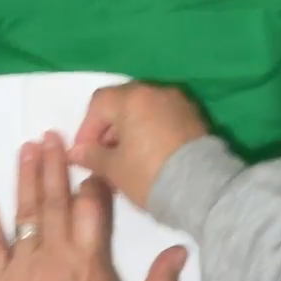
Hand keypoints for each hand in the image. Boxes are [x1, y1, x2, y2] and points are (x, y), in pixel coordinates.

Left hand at [0, 133, 188, 280]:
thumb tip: (182, 249)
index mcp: (90, 259)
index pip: (92, 207)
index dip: (93, 181)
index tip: (92, 161)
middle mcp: (56, 251)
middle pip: (56, 199)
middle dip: (54, 165)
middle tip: (50, 134)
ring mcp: (24, 264)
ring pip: (26, 212)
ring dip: (25, 178)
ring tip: (26, 148)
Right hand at [69, 83, 209, 209]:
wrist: (204, 189)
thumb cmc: (150, 175)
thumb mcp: (115, 170)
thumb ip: (92, 157)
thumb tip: (76, 152)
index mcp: (131, 98)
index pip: (98, 103)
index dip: (86, 128)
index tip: (85, 155)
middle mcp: (154, 91)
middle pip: (121, 103)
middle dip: (109, 129)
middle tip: (105, 158)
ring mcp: (177, 102)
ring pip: (143, 110)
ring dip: (130, 130)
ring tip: (127, 161)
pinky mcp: (194, 116)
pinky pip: (162, 117)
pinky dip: (151, 131)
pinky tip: (149, 157)